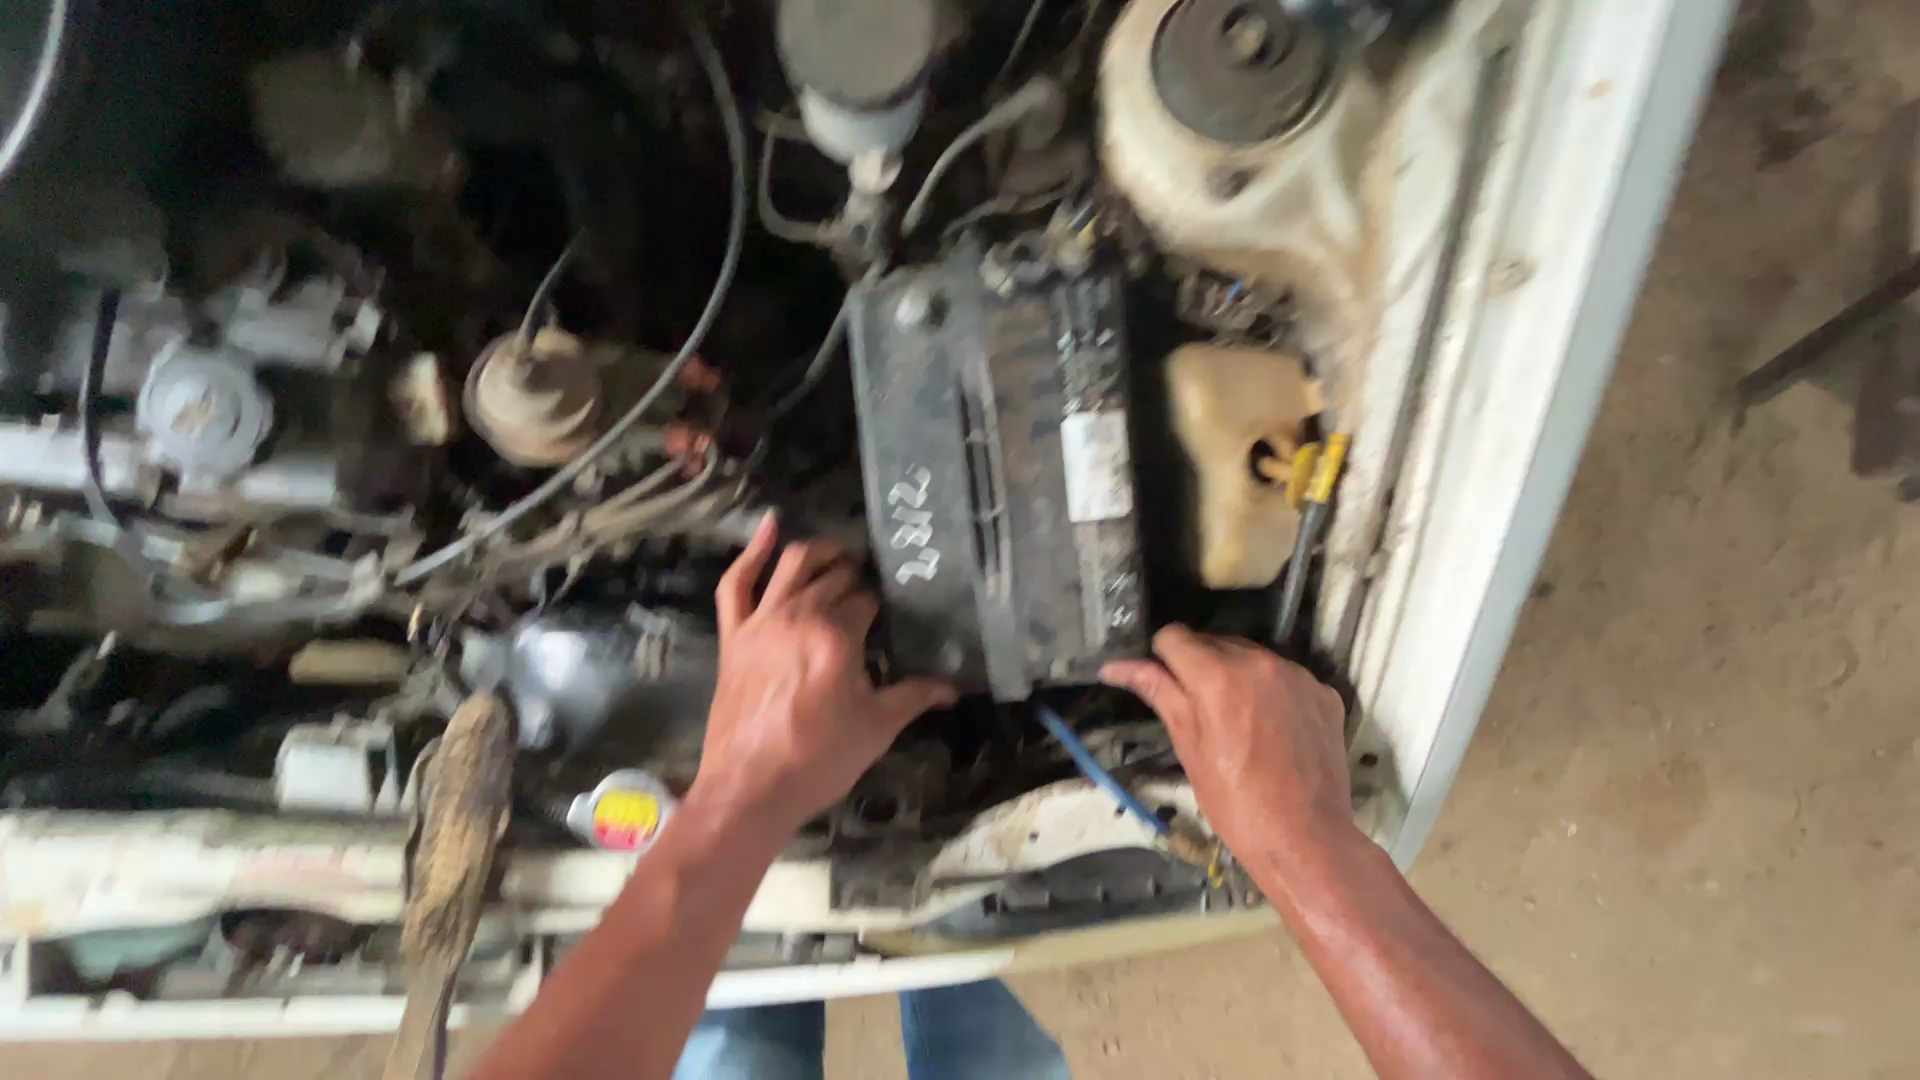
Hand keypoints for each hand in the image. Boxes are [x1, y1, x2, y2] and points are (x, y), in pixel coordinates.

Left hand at [693, 514, 956, 837]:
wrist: (748, 791)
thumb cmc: (819, 759)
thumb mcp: (876, 728)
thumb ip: (915, 696)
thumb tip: (955, 688)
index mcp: (837, 635)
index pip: (865, 601)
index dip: (879, 606)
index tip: (887, 616)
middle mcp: (798, 615)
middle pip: (833, 579)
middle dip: (855, 577)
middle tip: (868, 589)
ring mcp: (760, 622)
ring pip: (791, 565)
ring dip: (818, 552)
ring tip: (838, 555)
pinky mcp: (734, 635)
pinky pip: (736, 583)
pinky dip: (751, 551)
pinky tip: (769, 525)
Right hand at [1101, 625, 1354, 866]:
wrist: (1306, 841)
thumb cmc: (1233, 800)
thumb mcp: (1186, 745)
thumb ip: (1156, 691)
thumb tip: (1114, 665)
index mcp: (1217, 675)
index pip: (1173, 636)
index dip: (1162, 657)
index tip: (1164, 684)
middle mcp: (1260, 663)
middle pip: (1213, 642)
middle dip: (1199, 666)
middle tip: (1199, 711)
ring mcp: (1298, 676)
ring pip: (1250, 656)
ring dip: (1236, 675)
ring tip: (1238, 721)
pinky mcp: (1325, 692)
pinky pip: (1284, 676)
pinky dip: (1271, 691)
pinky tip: (1272, 728)